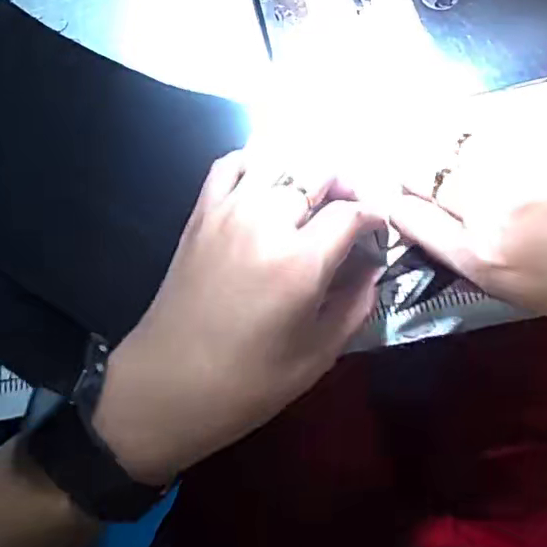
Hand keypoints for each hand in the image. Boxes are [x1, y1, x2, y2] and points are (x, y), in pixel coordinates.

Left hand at [90, 150, 384, 484]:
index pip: (352, 212)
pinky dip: (257, 164)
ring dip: (306, 173)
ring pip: (280, 159)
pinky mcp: (202, 212)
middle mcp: (266, 222)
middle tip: (351, 211)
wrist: (165, 386)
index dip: (375, 215)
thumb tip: (374, 265)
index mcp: (299, 262)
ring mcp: (229, 211)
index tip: (380, 228)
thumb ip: (356, 304)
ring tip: (314, 199)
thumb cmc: (246, 383)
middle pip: (319, 171)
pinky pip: (232, 164)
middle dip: (346, 186)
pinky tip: (269, 187)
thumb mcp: (318, 355)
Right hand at [383, 137, 546, 356]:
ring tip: (453, 148)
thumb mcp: (538, 294)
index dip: (396, 199)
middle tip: (417, 163)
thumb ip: (485, 252)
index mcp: (489, 264)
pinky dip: (482, 132)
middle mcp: (493, 212)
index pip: (413, 216)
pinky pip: (494, 127)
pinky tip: (493, 138)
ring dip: (445, 144)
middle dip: (413, 167)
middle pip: (423, 170)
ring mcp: (522, 166)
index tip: (392, 188)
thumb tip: (450, 215)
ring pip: (454, 142)